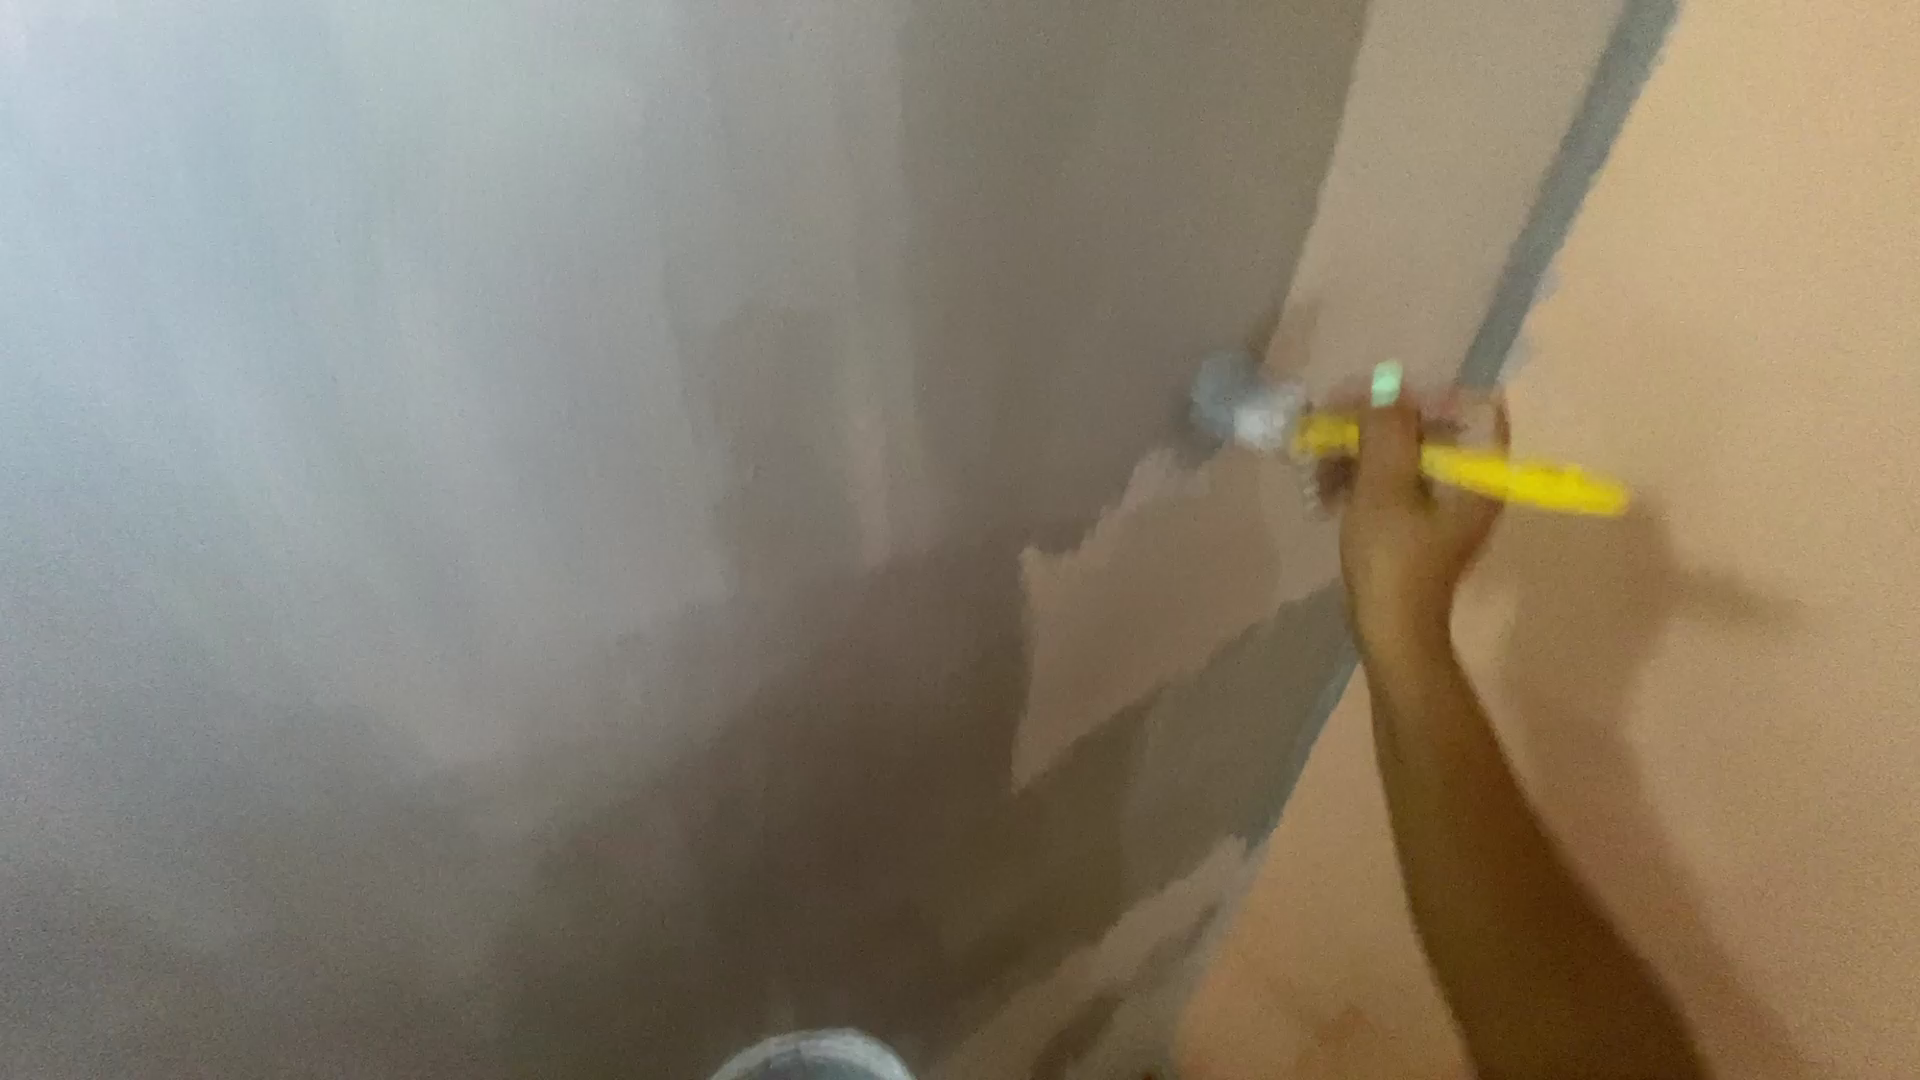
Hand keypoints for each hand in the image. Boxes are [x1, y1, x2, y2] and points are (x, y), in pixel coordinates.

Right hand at [1335, 397, 1508, 651]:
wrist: (1390, 627)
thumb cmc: (1391, 558)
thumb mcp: (1383, 488)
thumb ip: (1386, 430)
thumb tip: (1386, 385)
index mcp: (1479, 468)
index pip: (1468, 403)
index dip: (1419, 395)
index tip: (1368, 403)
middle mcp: (1470, 478)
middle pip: (1426, 427)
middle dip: (1371, 427)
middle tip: (1323, 430)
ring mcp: (1444, 501)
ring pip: (1400, 455)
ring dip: (1354, 454)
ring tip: (1312, 469)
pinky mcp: (1418, 520)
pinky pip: (1391, 482)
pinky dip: (1358, 480)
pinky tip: (1322, 492)